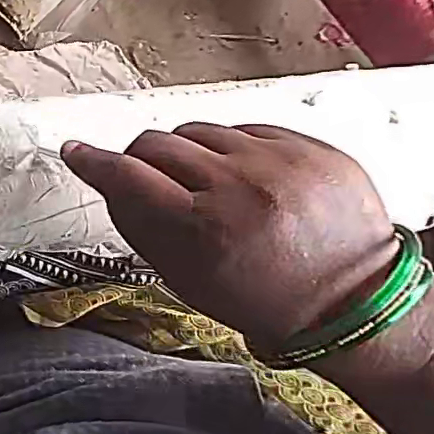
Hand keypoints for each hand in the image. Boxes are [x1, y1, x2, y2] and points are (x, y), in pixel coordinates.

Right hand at [60, 123, 400, 349]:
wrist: (357, 304)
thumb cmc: (262, 298)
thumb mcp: (183, 277)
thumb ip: (138, 225)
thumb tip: (105, 180)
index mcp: (205, 227)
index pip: (127, 175)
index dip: (93, 161)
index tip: (76, 152)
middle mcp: (243, 187)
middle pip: (156, 143)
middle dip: (142, 160)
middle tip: (153, 181)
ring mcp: (283, 163)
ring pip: (196, 131)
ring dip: (187, 154)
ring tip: (208, 185)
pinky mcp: (314, 148)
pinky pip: (243, 128)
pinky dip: (230, 151)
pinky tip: (244, 180)